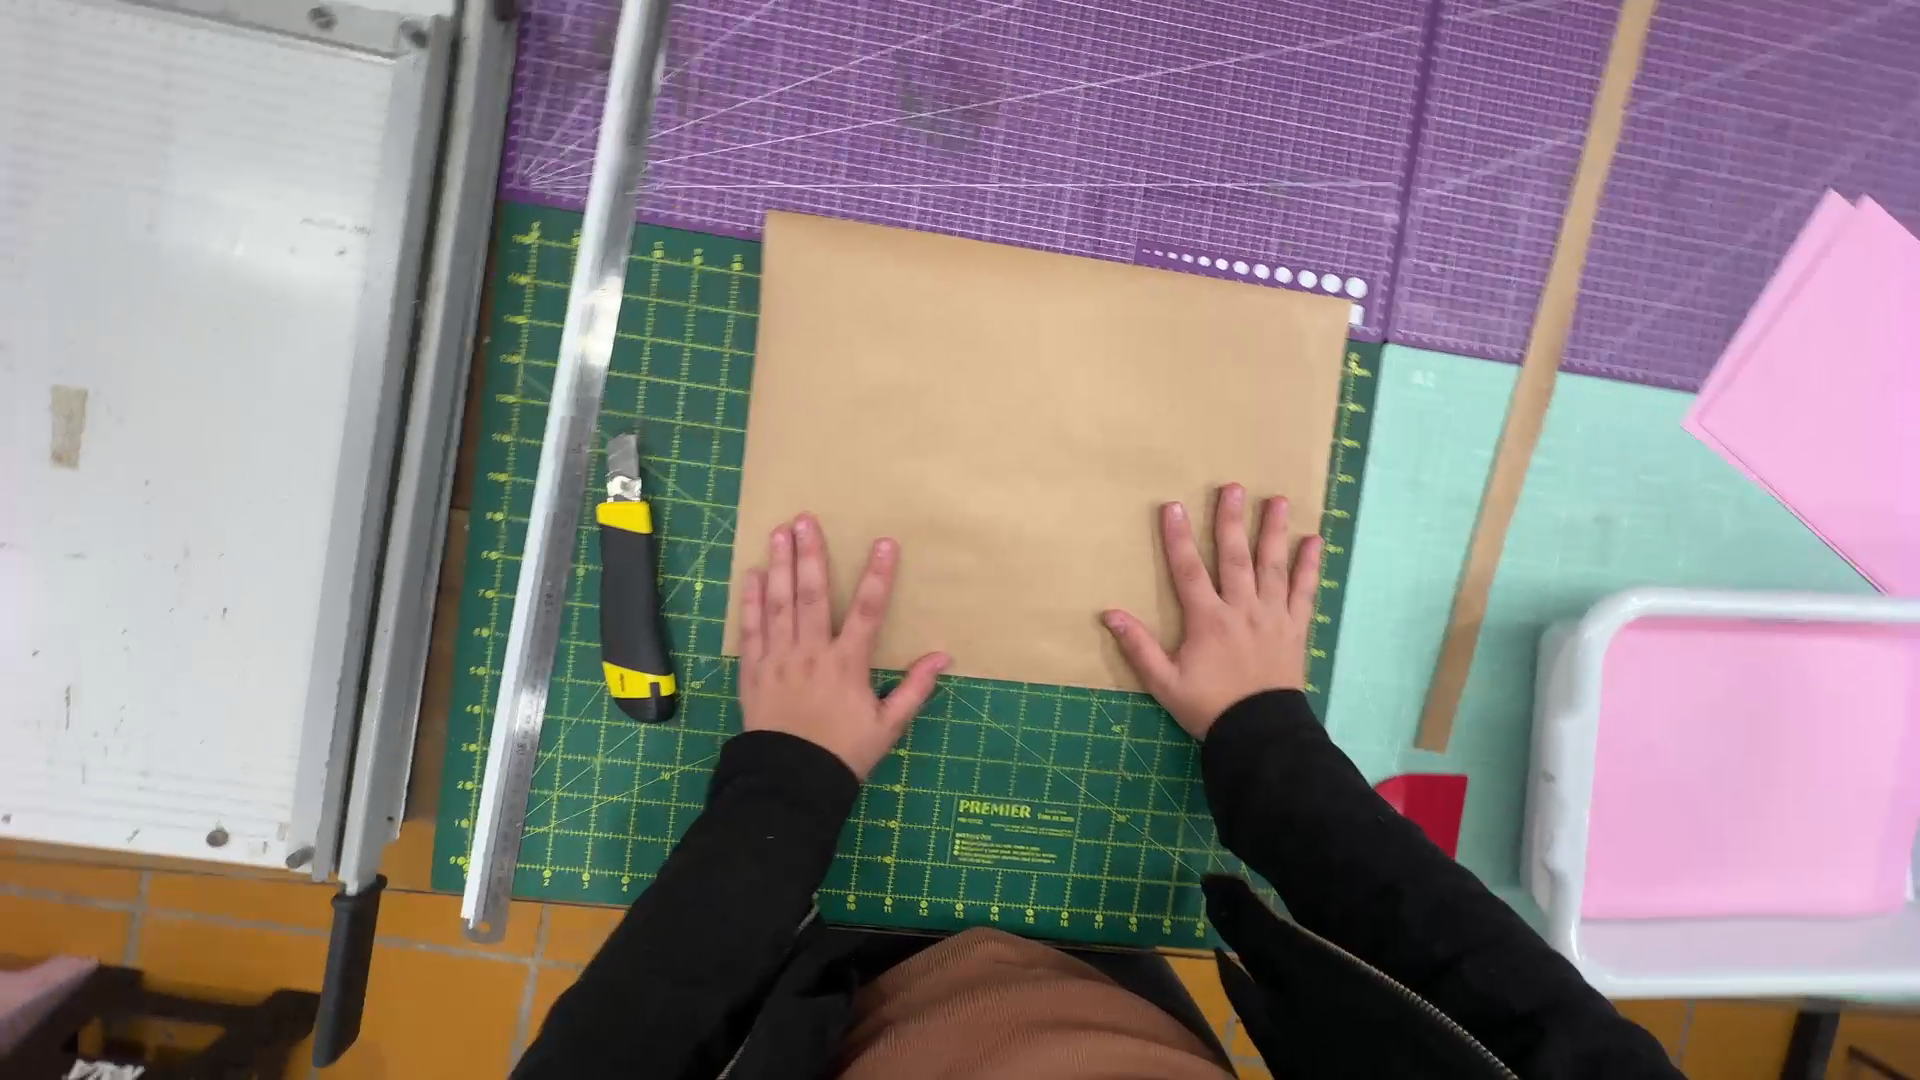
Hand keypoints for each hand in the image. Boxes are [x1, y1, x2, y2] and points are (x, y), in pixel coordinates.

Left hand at [737, 513, 949, 778]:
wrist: (790, 781)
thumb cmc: (844, 753)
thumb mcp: (888, 725)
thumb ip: (915, 688)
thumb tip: (943, 656)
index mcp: (847, 665)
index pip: (867, 611)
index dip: (878, 575)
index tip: (884, 542)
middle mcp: (811, 653)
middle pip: (812, 594)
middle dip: (811, 553)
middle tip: (806, 519)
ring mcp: (778, 659)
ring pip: (779, 603)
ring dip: (780, 564)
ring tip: (780, 531)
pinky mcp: (753, 671)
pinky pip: (752, 628)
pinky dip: (751, 600)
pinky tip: (753, 574)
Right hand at [1102, 484, 1322, 739]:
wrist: (1259, 735)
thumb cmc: (1208, 707)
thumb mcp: (1164, 682)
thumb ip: (1139, 646)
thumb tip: (1109, 614)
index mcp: (1207, 620)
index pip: (1188, 571)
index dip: (1177, 538)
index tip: (1172, 506)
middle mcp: (1241, 610)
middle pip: (1234, 557)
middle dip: (1231, 520)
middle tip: (1233, 487)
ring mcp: (1272, 617)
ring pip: (1272, 566)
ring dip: (1273, 532)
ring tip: (1278, 500)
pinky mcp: (1295, 628)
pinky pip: (1304, 592)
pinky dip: (1309, 566)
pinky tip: (1315, 541)